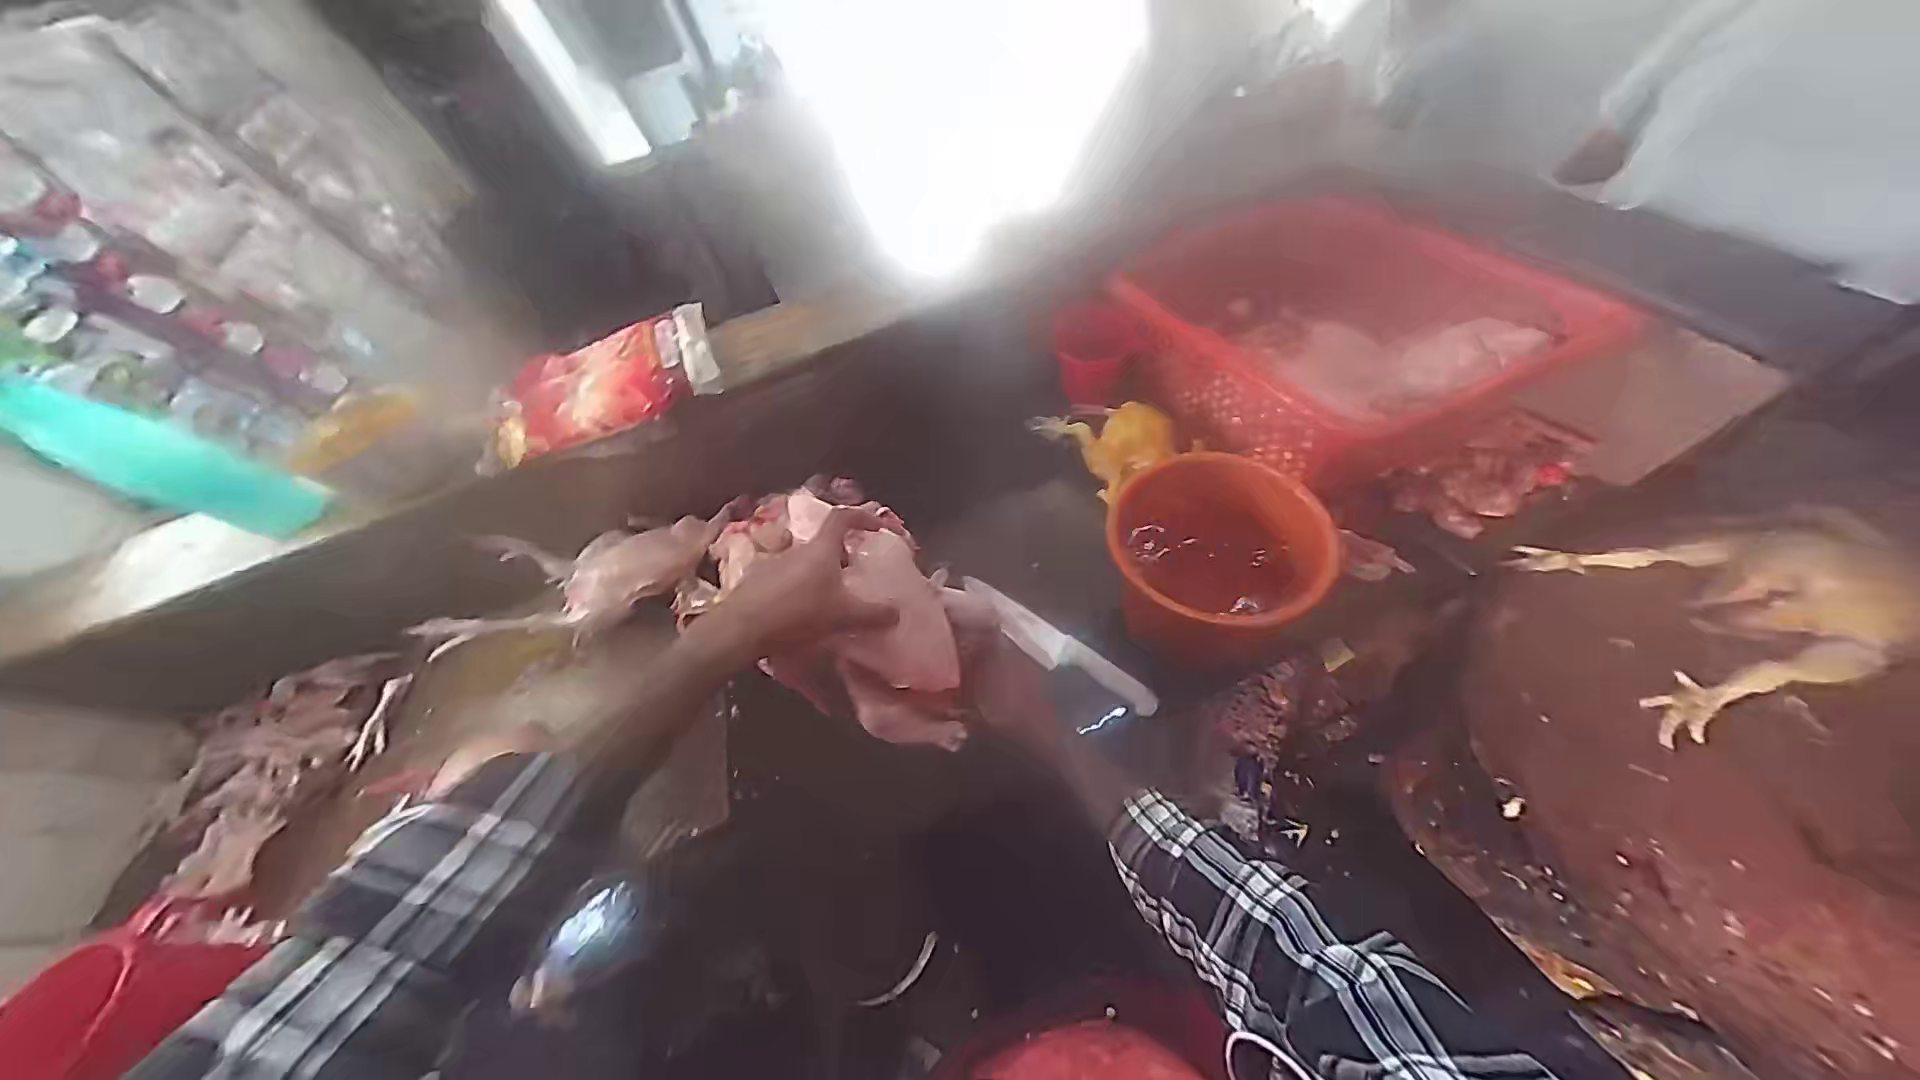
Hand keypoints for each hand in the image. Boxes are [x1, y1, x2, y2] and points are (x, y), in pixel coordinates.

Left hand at [695, 507, 897, 661]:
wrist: (740, 629)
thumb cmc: (798, 613)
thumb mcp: (843, 616)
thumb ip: (873, 614)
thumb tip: (897, 613)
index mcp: (821, 549)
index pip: (843, 518)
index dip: (862, 516)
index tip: (877, 525)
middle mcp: (797, 549)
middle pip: (824, 543)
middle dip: (842, 554)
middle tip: (855, 573)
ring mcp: (773, 563)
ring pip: (804, 562)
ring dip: (819, 573)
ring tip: (830, 597)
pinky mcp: (756, 581)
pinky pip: (786, 578)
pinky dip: (799, 588)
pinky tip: (802, 611)